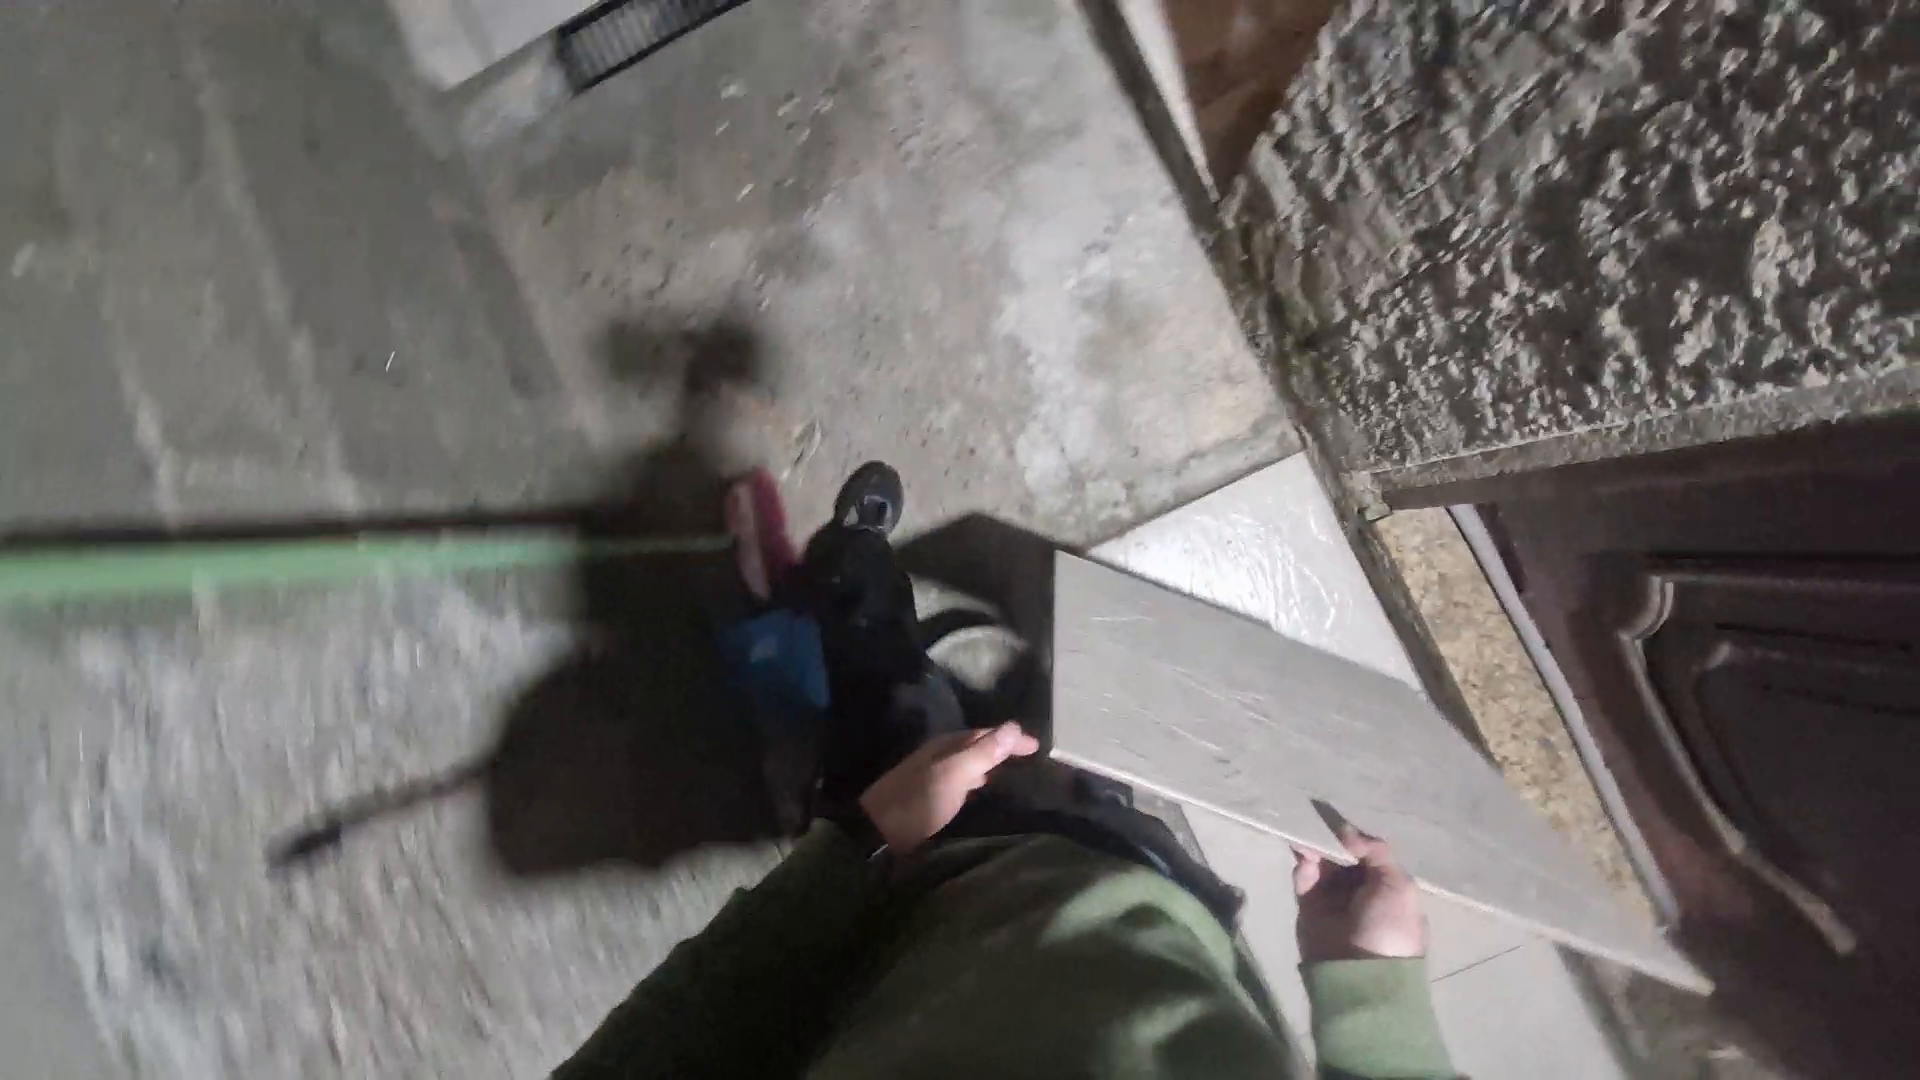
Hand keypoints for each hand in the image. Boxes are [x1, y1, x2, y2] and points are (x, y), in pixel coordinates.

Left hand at [859, 722, 1039, 853]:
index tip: (1037, 746)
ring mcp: (933, 773)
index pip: (985, 733)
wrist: (877, 831)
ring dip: (990, 761)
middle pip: (976, 744)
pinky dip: (977, 777)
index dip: (1011, 738)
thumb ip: (983, 752)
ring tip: (1011, 768)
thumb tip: (1014, 725)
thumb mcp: (954, 774)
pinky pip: (962, 777)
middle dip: (1002, 746)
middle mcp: (939, 754)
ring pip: (969, 760)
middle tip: (1029, 755)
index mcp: (946, 745)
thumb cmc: (918, 800)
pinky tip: (981, 787)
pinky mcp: (930, 793)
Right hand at [1293, 824, 1427, 961]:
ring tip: (1306, 838)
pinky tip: (1305, 861)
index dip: (1354, 836)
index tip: (1339, 821)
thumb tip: (1345, 829)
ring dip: (1313, 847)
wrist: (1358, 971)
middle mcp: (1360, 889)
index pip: (1368, 853)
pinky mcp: (1309, 903)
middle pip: (1341, 853)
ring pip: (1320, 861)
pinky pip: (1303, 876)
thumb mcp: (1399, 887)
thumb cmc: (1389, 927)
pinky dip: (1302, 866)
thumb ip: (1376, 851)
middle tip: (1316, 823)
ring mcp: (1333, 896)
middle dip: (1329, 838)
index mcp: (1387, 887)